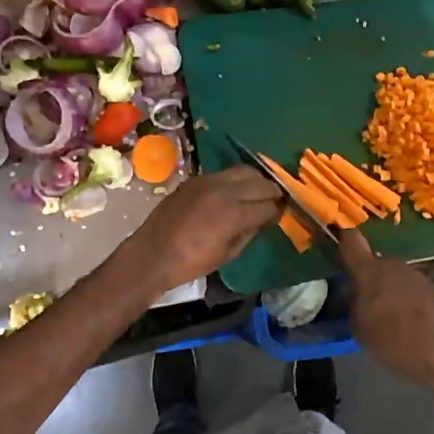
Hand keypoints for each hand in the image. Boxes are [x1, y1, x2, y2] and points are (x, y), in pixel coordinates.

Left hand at [122, 166, 282, 291]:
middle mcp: (225, 191)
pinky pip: (223, 173)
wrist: (153, 253)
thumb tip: (263, 218)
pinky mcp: (195, 179)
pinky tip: (234, 192)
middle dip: (272, 191)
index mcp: (235, 214)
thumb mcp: (228, 253)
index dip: (278, 211)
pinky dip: (235, 180)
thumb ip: (250, 232)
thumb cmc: (192, 262)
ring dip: (255, 180)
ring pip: (243, 171)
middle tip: (275, 201)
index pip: (269, 205)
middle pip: (260, 182)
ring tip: (258, 191)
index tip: (280, 215)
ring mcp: (208, 181)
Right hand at [337, 230, 433, 398]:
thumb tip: (355, 295)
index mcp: (370, 272)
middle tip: (363, 302)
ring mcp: (418, 276)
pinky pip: (412, 291)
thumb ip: (354, 306)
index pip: (351, 243)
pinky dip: (407, 302)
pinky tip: (409, 325)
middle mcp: (394, 266)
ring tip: (387, 319)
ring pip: (395, 278)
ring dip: (389, 291)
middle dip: (368, 279)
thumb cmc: (396, 342)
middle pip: (375, 265)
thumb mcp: (360, 330)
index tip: (337, 240)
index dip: (343, 239)